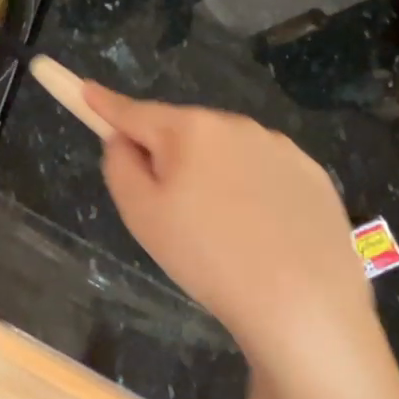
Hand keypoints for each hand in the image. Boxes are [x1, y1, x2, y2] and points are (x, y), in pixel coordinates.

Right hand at [81, 83, 371, 361]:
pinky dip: (251, 190)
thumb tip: (126, 140)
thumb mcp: (139, 214)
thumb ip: (118, 163)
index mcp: (189, 129)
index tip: (84, 89)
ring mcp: (281, 148)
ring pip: (223, 151)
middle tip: (169, 210)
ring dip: (211, 173)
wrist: (307, 310)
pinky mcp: (315, 177)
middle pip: (181, 131)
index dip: (103, 102)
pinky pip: (263, 171)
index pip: (132, 110)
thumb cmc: (208, 258)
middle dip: (167, 156)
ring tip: (222, 231)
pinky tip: (259, 232)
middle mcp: (235, 124)